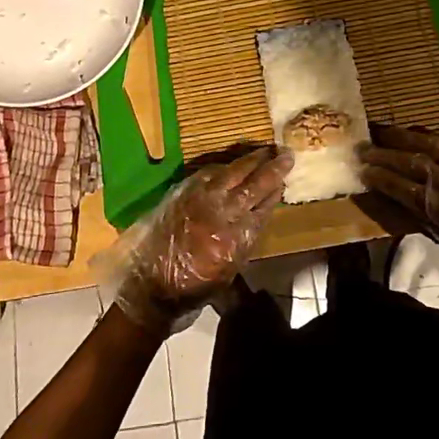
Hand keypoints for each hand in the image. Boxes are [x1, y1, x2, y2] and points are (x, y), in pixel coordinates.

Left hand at [111, 148, 292, 330]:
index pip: (264, 207)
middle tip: (286, 153)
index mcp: (236, 237)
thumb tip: (259, 214)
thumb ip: (246, 239)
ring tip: (264, 151)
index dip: (276, 191)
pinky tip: (232, 164)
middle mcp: (221, 213)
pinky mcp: (183, 192)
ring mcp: (201, 199)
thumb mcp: (230, 269)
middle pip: (253, 185)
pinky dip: (224, 167)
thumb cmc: (195, 286)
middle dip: (272, 168)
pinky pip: (209, 173)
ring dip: (251, 160)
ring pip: (232, 172)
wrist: (151, 286)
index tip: (286, 179)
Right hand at [361, 125, 438, 306]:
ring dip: (404, 136)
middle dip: (383, 152)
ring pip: (429, 143)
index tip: (361, 169)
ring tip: (384, 130)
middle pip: (410, 160)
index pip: (399, 186)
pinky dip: (435, 136)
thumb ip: (428, 223)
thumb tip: (402, 204)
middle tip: (363, 145)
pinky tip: (423, 134)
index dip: (379, 176)